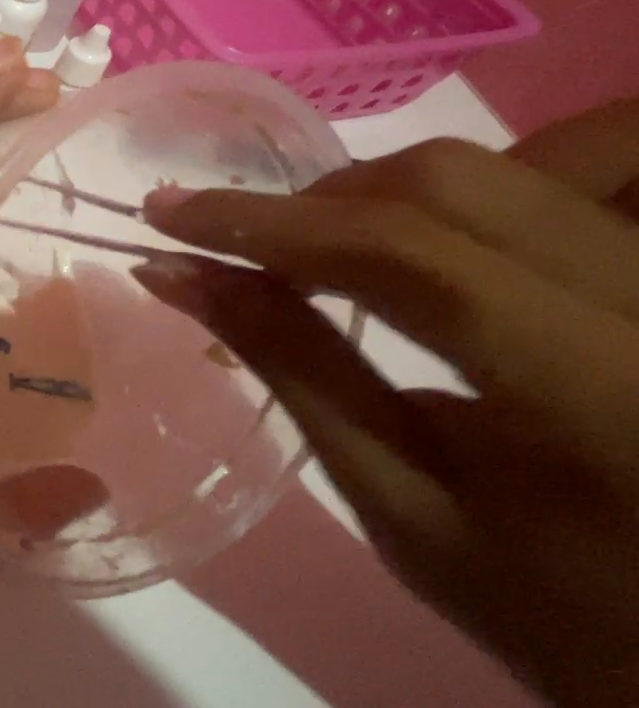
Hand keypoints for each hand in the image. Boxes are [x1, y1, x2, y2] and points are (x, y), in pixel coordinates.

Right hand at [132, 100, 638, 707]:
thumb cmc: (559, 610)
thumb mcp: (404, 504)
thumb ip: (292, 366)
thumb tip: (173, 270)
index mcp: (599, 395)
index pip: (403, 254)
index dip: (269, 221)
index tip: (167, 214)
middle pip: (462, 183)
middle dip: (328, 200)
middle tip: (262, 247)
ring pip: (541, 150)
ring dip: (415, 184)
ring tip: (363, 241)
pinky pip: (606, 173)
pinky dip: (512, 181)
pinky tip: (470, 236)